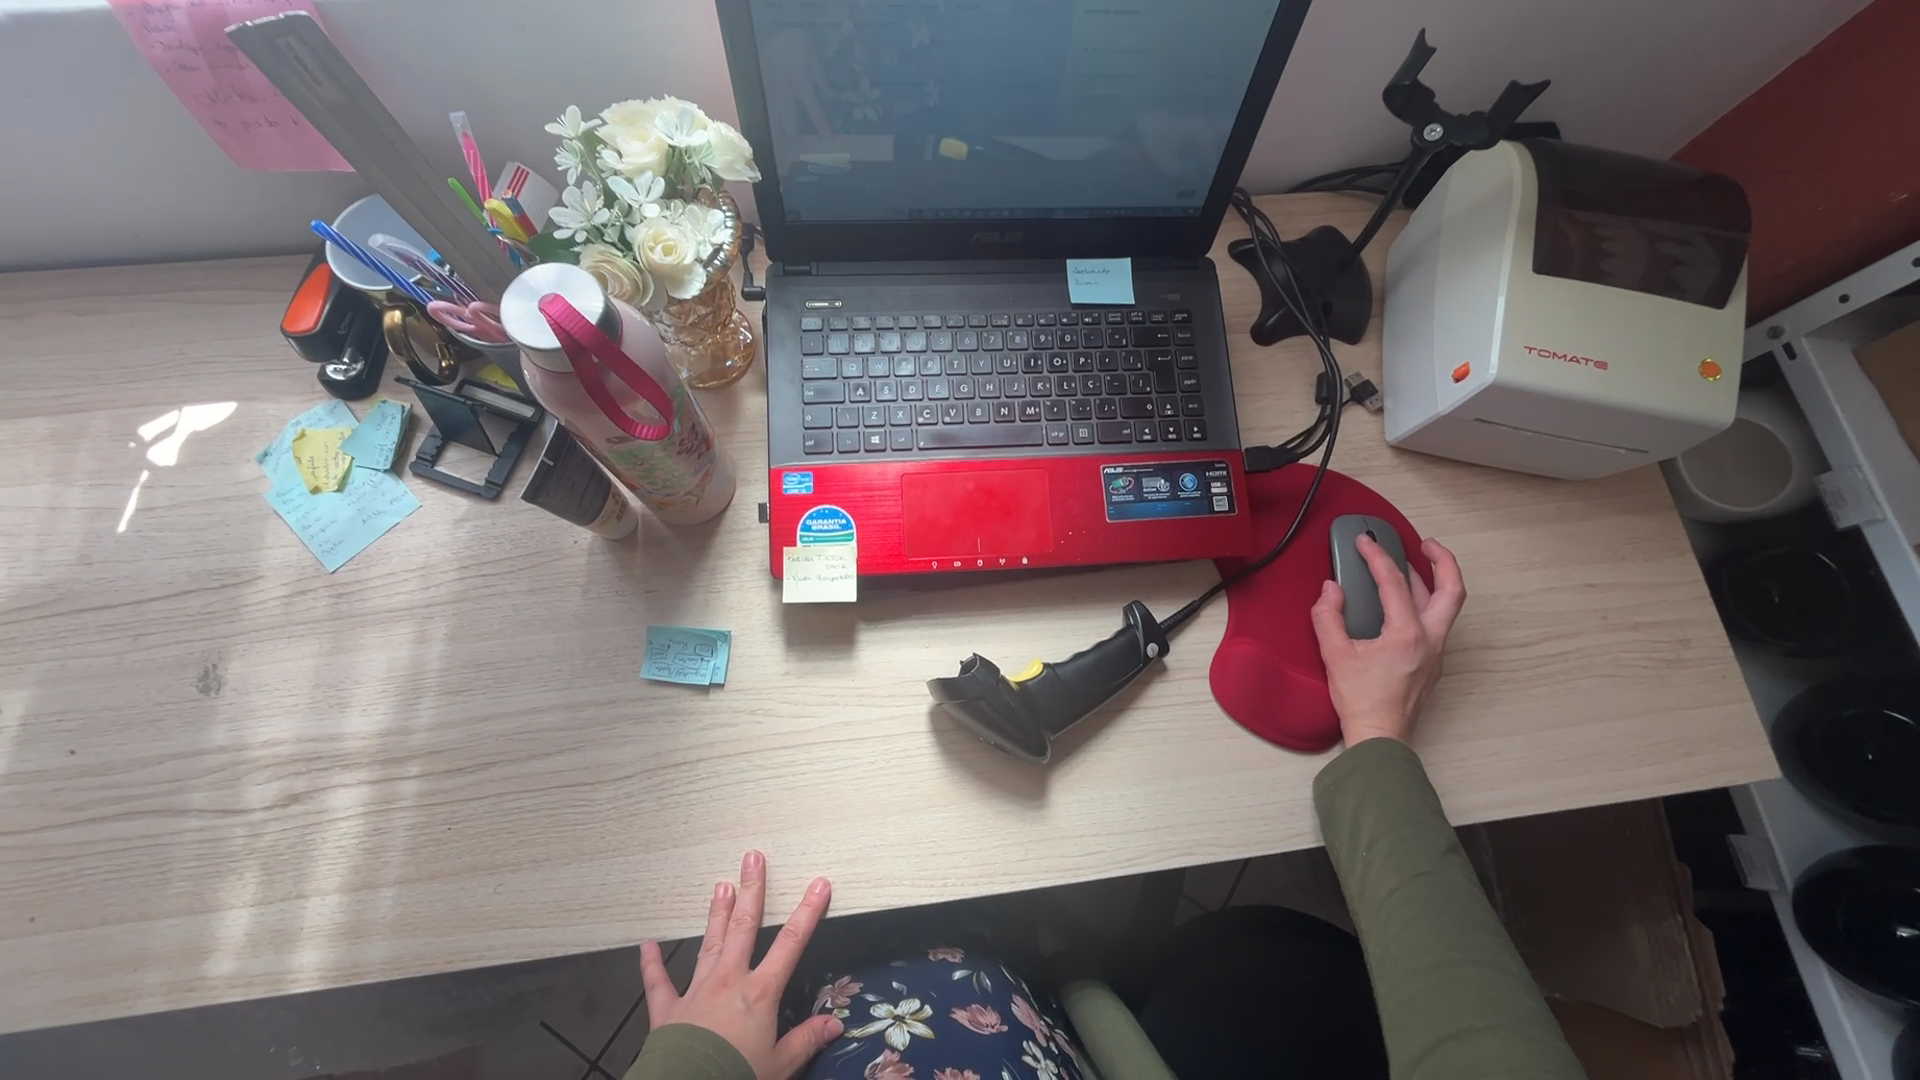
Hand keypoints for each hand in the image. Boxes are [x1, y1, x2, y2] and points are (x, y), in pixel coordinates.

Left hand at [641, 851, 841, 1079]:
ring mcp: (696, 993)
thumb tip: (835, 1024)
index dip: (808, 911)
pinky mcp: (668, 1012)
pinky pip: (658, 984)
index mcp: (760, 993)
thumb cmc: (736, 1078)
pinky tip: (647, 945)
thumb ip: (805, 1041)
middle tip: (752, 857)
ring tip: (721, 885)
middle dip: (752, 890)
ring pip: (710, 944)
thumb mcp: (779, 1066)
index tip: (819, 883)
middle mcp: (729, 981)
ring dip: (717, 914)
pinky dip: (652, 964)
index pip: (791, 943)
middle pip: (744, 927)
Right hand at [1310, 535, 1466, 745]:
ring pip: (1447, 606)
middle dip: (1442, 561)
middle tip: (1425, 543)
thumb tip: (1331, 590)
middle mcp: (1430, 639)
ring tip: (1416, 566)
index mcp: (1407, 634)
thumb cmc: (1360, 699)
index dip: (1377, 557)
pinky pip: (1438, 622)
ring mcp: (1436, 652)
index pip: (1395, 583)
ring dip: (1435, 581)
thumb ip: (1328, 617)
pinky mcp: (1432, 663)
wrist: (1381, 735)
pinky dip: (1427, 602)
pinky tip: (1408, 602)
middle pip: (1452, 590)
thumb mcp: (1334, 654)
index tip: (1365, 542)